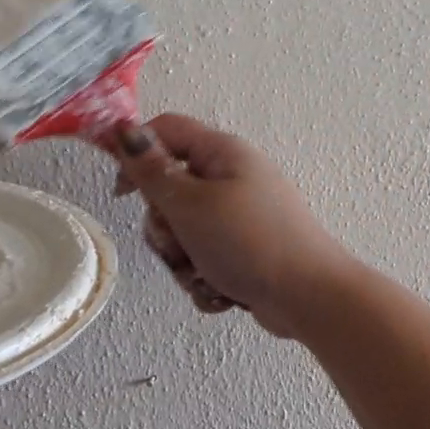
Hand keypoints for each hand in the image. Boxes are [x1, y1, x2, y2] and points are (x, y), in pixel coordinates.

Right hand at [112, 114, 356, 336]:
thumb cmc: (250, 242)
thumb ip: (152, 171)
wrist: (307, 297)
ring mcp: (238, 220)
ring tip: (207, 273)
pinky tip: (224, 293)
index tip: (122, 192)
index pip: (166, 131)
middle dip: (165, 228)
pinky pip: (204, 263)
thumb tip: (125, 131)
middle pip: (170, 193)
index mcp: (222, 154)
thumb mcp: (190, 204)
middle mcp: (231, 181)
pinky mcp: (243, 255)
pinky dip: (207, 281)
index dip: (136, 153)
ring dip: (185, 262)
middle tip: (181, 242)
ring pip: (183, 235)